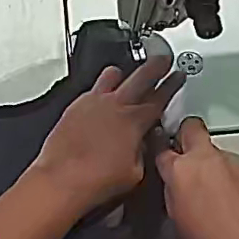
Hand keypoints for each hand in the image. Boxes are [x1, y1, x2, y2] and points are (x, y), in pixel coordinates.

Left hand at [30, 57, 183, 213]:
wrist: (62, 179)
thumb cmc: (96, 179)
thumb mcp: (135, 172)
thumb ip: (142, 151)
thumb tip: (142, 145)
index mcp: (134, 120)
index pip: (159, 97)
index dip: (171, 85)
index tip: (177, 76)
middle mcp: (115, 106)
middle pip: (140, 77)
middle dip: (155, 66)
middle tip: (162, 59)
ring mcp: (93, 103)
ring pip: (111, 76)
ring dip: (122, 74)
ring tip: (126, 73)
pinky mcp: (74, 107)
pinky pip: (91, 90)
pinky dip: (100, 90)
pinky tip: (100, 97)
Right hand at [154, 118, 238, 238]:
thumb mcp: (175, 221)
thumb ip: (170, 193)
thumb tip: (170, 186)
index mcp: (180, 169)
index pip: (161, 149)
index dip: (158, 157)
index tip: (158, 164)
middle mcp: (206, 159)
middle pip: (190, 128)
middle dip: (183, 137)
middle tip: (177, 156)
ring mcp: (229, 165)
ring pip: (210, 147)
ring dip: (203, 159)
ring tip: (198, 187)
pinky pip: (224, 165)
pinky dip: (218, 174)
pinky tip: (215, 200)